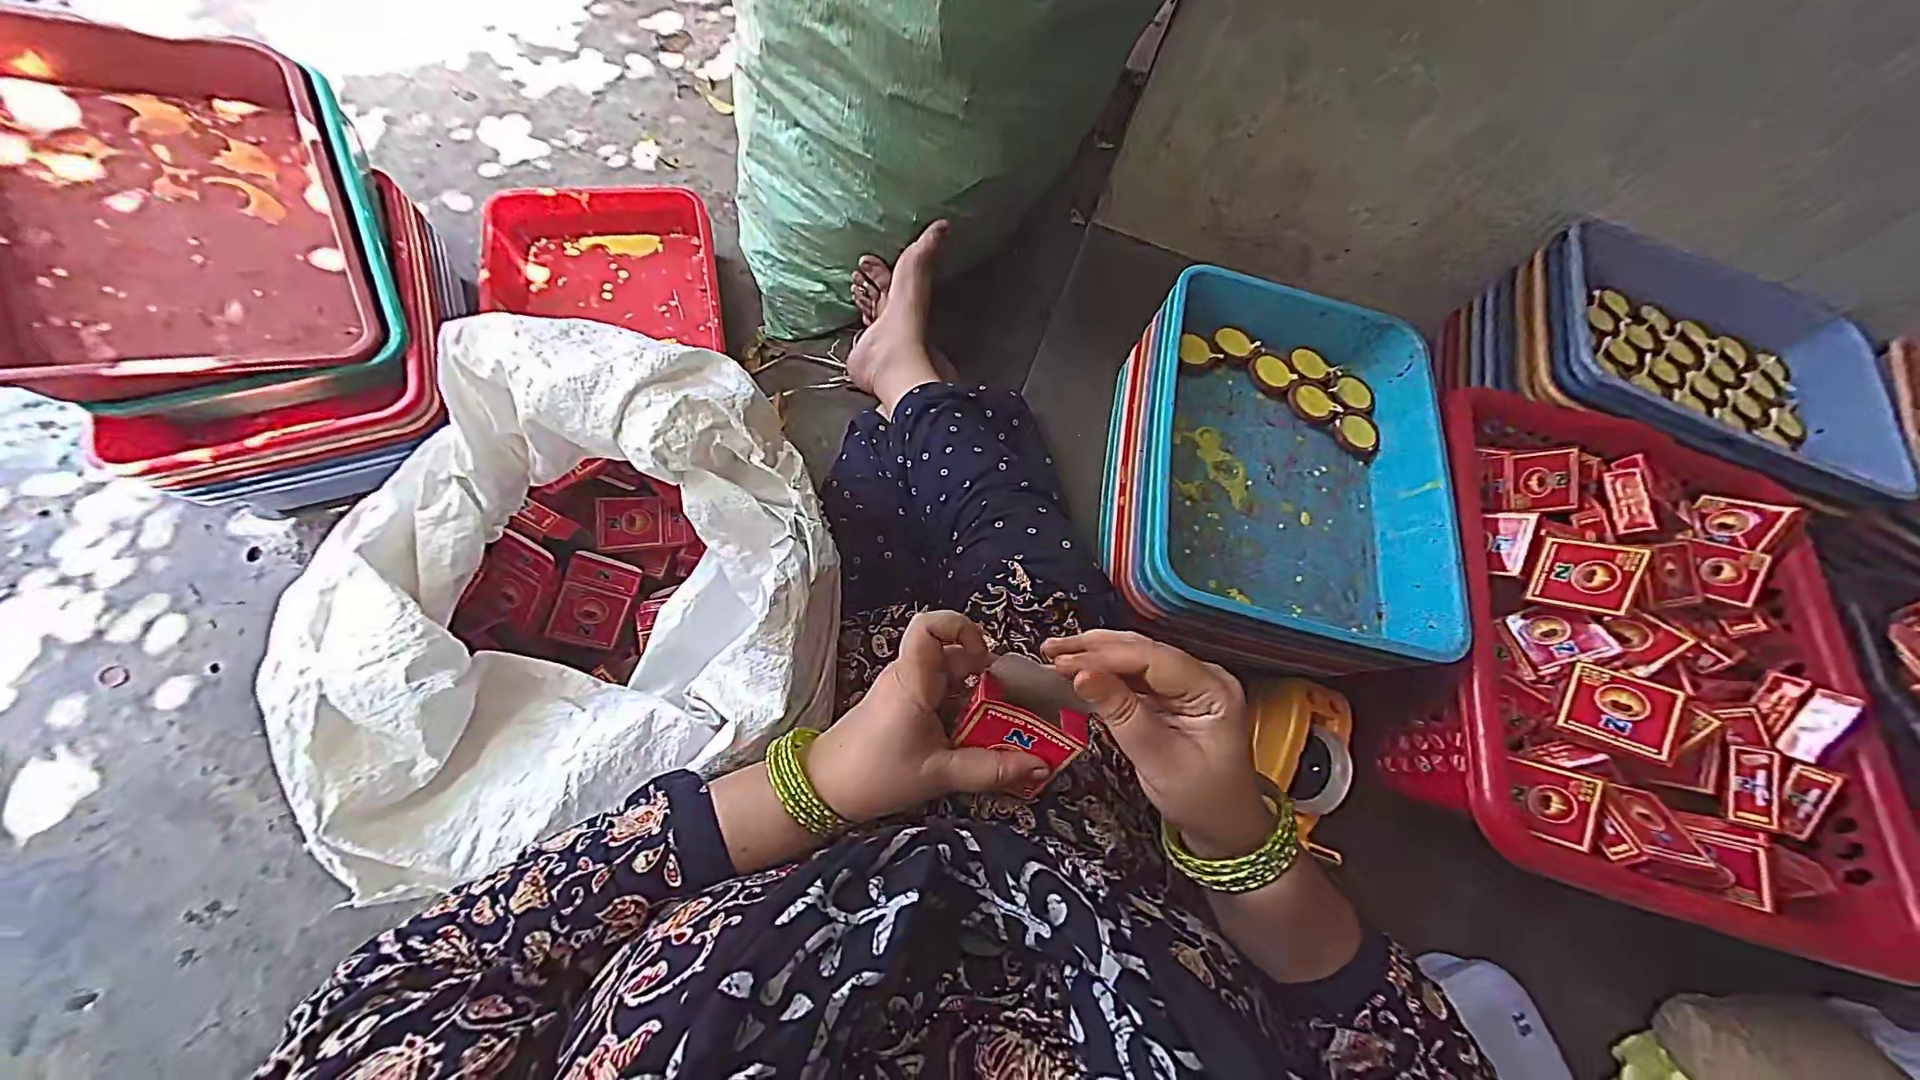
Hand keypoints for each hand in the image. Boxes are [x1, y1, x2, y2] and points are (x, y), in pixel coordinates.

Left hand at [807, 611, 1050, 821]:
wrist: (826, 788)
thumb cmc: (876, 774)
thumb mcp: (940, 774)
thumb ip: (991, 769)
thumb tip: (1040, 765)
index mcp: (913, 680)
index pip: (929, 625)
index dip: (961, 627)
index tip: (984, 657)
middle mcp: (909, 674)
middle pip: (952, 652)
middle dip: (984, 673)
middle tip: (1009, 704)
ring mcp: (905, 687)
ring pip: (949, 673)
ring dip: (974, 693)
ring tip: (996, 722)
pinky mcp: (903, 702)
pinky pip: (939, 691)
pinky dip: (960, 706)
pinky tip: (971, 733)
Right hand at [1041, 630, 1273, 857]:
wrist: (1223, 826)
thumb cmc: (1199, 799)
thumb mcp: (1158, 761)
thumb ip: (1121, 714)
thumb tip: (1082, 676)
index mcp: (1212, 689)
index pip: (1152, 659)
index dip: (1105, 657)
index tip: (1065, 663)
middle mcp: (1203, 675)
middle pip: (1141, 649)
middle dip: (1094, 648)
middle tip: (1051, 650)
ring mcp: (1188, 681)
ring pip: (1134, 655)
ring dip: (1094, 653)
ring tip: (1056, 653)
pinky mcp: (1172, 691)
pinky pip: (1134, 672)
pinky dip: (1103, 669)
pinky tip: (1078, 668)